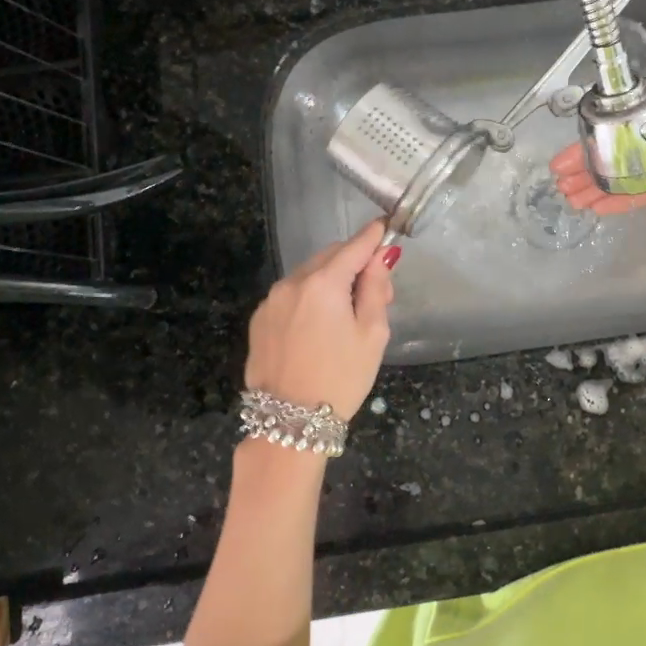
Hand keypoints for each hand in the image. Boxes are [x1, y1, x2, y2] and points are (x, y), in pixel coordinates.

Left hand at [244, 220, 398, 422]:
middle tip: (377, 291)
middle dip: (354, 264)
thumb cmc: (342, 377)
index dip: (373, 236)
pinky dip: (310, 298)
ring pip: (309, 275)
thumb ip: (376, 289)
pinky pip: (291, 295)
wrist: (290, 420)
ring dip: (331, 281)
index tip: (386, 225)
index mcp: (323, 283)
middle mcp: (292, 283)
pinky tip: (320, 327)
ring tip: (348, 314)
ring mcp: (270, 301)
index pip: (354, 247)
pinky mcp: (259, 320)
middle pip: (330, 257)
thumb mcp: (372, 334)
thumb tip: (381, 257)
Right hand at [551, 83, 645, 223]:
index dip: (588, 143)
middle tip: (560, 182)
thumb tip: (602, 175)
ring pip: (636, 161)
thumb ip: (641, 177)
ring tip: (572, 198)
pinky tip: (601, 204)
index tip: (563, 162)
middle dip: (592, 165)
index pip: (621, 120)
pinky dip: (632, 190)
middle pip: (624, 141)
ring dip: (607, 181)